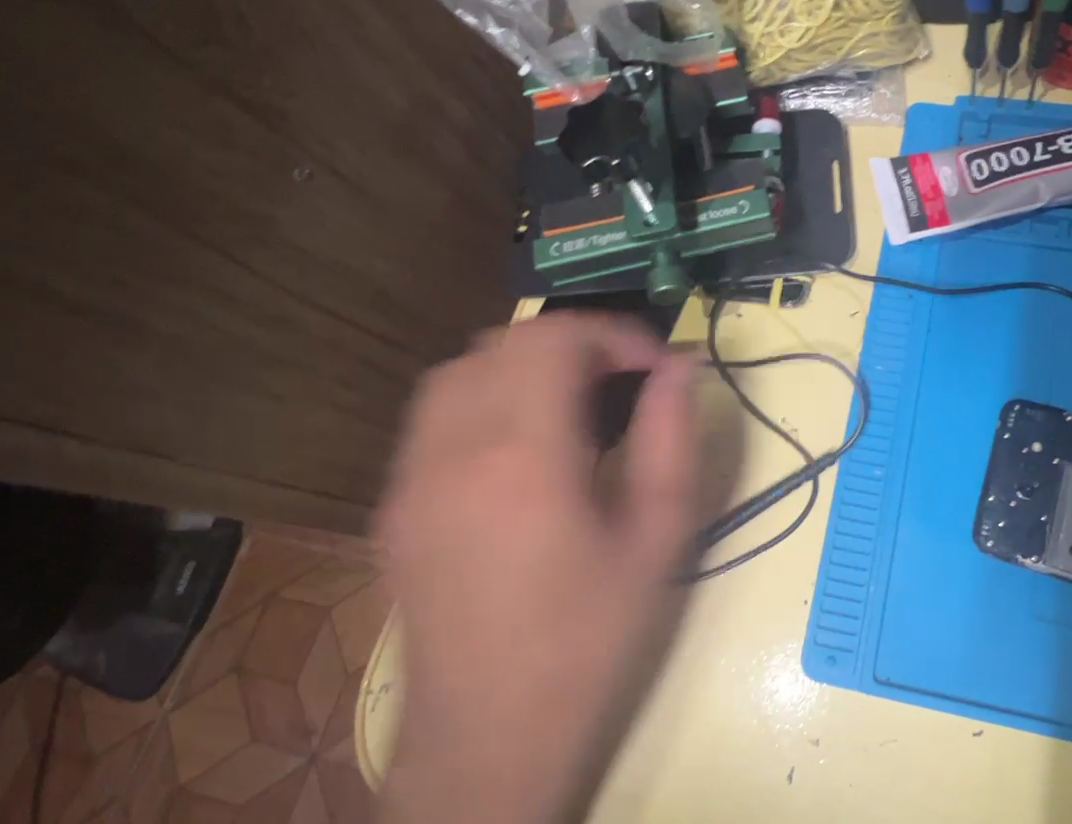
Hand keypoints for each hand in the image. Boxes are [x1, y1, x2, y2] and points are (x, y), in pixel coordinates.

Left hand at [376, 313, 703, 823]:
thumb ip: (672, 440)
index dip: (612, 334)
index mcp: (522, 458)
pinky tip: (518, 450)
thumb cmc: (589, 641)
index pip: (554, 339)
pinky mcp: (393, 505)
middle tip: (620, 385)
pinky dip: (482, 400)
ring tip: (569, 407)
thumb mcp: (657, 540)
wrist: (488, 737)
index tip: (653, 367)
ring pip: (457, 371)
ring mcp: (409, 477)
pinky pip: (433, 417)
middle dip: (572, 345)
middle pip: (503, 343)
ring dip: (519, 366)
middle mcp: (452, 451)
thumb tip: (679, 367)